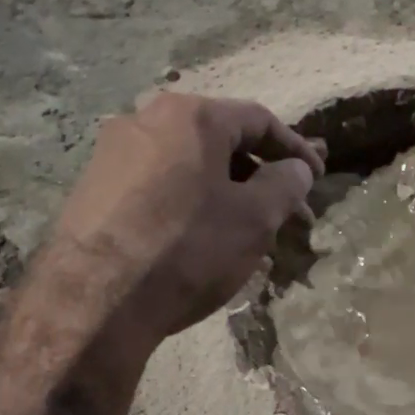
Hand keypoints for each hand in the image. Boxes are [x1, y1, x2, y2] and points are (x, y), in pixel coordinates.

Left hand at [39, 91, 325, 350]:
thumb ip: (285, 184)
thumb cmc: (189, 249)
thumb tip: (295, 169)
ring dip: (231, 195)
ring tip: (254, 235)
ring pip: (192, 167)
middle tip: (292, 215)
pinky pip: (163, 186)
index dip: (296, 149)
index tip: (317, 179)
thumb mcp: (255, 219)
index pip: (259, 119)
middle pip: (222, 142)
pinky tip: (209, 240)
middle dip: (263, 178)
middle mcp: (146, 119)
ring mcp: (115, 153)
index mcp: (190, 116)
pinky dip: (195, 205)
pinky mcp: (96, 188)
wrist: (98, 298)